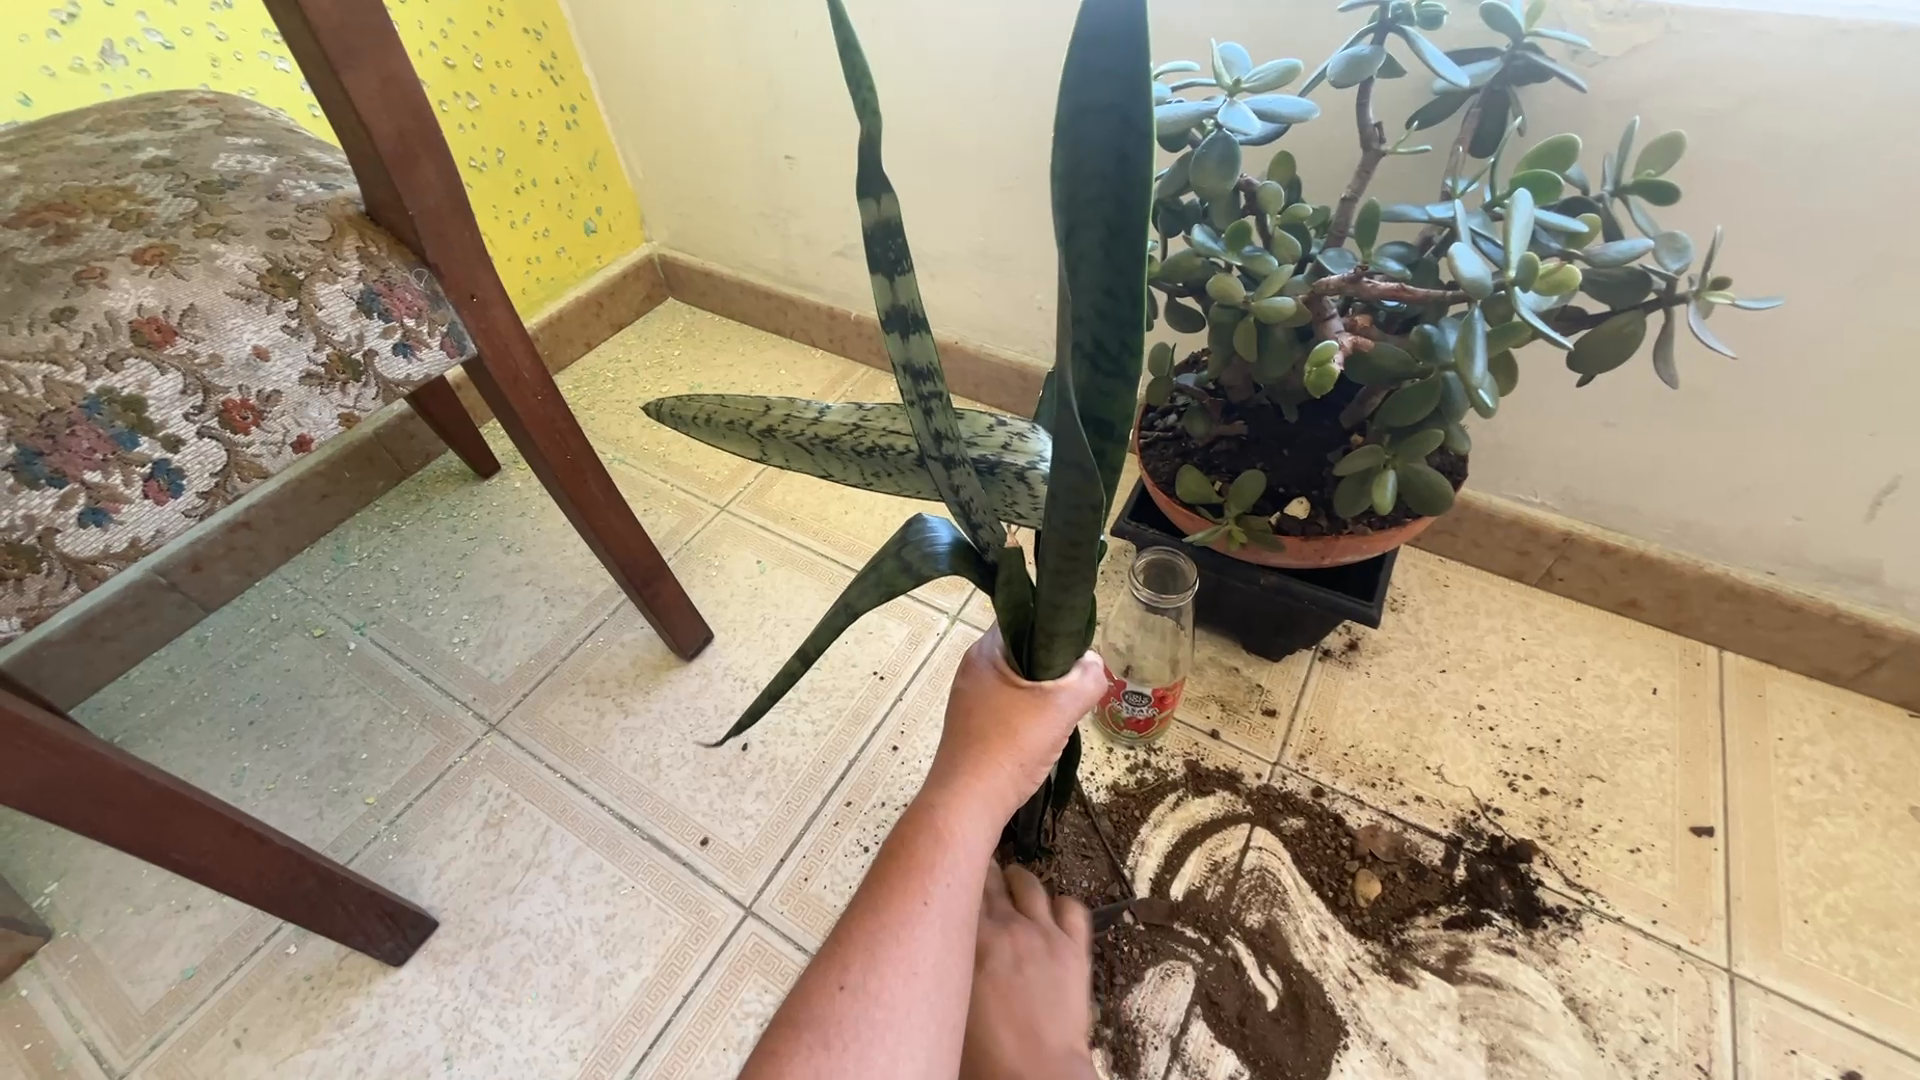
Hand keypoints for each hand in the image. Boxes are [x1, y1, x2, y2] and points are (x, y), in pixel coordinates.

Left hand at [926, 625, 1106, 821]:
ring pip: (1019, 683)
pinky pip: (1008, 707)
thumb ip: (1087, 680)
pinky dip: (1029, 715)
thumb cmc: (1010, 747)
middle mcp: (973, 669)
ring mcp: (970, 698)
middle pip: (1024, 653)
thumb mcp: (1060, 709)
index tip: (1080, 652)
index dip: (1056, 630)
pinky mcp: (972, 725)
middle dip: (1054, 669)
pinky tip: (1044, 735)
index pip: (1025, 620)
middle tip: (1077, 686)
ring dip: (1044, 696)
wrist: (968, 803)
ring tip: (1064, 713)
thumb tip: (1095, 663)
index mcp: (985, 652)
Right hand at [962, 864, 1097, 1079]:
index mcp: (974, 939)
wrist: (1037, 1078)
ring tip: (1013, 881)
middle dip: (984, 872)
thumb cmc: (987, 1057)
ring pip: (1029, 884)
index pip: (963, 887)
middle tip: (977, 874)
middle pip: (993, 878)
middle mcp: (1009, 926)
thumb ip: (949, 963)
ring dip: (1018, 880)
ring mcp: (1044, 934)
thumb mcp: (951, 1002)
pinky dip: (1061, 904)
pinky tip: (1052, 910)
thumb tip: (945, 945)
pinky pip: (1071, 908)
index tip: (954, 876)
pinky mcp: (1074, 948)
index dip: (958, 878)